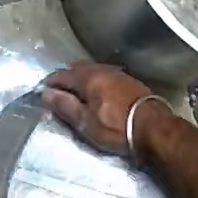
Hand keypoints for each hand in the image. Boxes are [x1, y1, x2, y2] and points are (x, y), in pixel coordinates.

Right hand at [41, 63, 160, 154]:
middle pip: (77, 69)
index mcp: (87, 77)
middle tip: (58, 91)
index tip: (42, 91)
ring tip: (76, 92)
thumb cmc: (115, 127)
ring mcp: (117, 74)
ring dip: (81, 79)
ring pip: (92, 71)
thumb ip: (64, 105)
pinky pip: (105, 76)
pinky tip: (97, 92)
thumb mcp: (85, 122)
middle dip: (65, 78)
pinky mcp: (129, 81)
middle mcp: (101, 70)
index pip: (61, 75)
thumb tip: (45, 93)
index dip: (49, 83)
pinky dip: (96, 82)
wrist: (155, 128)